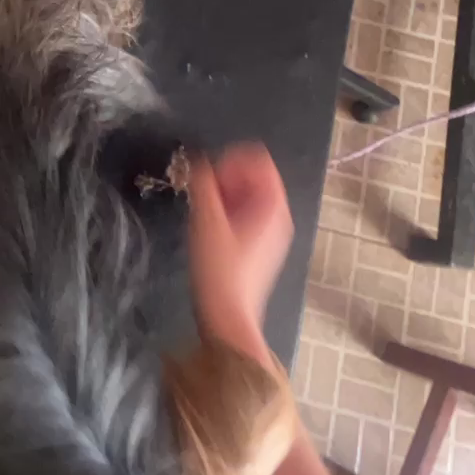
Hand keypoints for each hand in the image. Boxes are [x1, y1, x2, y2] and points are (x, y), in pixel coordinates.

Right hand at [187, 143, 294, 343]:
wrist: (227, 314)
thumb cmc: (218, 267)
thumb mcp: (206, 220)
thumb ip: (202, 184)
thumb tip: (196, 159)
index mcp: (272, 206)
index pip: (260, 161)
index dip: (230, 159)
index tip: (206, 174)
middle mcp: (277, 215)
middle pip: (254, 175)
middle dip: (225, 175)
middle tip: (201, 191)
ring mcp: (270, 231)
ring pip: (247, 193)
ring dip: (223, 192)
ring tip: (202, 208)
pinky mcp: (258, 244)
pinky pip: (244, 211)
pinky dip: (226, 208)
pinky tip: (208, 225)